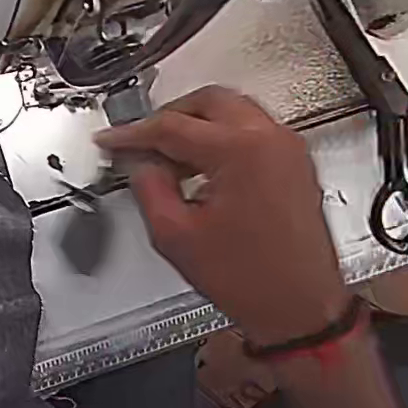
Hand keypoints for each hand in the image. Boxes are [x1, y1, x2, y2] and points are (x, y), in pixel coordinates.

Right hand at [95, 86, 349, 346]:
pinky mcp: (295, 164)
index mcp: (241, 151)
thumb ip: (148, 187)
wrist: (298, 306)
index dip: (132, 133)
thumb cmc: (251, 279)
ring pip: (232, 111)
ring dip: (194, 126)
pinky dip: (219, 138)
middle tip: (139, 141)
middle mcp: (271, 140)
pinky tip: (197, 167)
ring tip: (165, 156)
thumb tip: (139, 163)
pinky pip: (251, 132)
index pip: (171, 126)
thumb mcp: (174, 234)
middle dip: (167, 118)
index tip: (110, 139)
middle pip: (207, 101)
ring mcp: (288, 150)